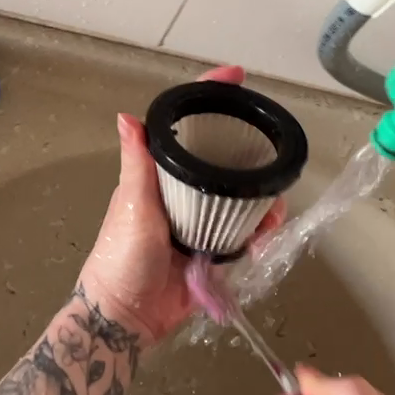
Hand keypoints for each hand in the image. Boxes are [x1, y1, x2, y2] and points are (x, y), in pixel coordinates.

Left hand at [77, 65, 283, 347]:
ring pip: (239, 196)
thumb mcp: (131, 205)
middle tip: (272, 164)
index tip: (237, 77)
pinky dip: (259, 233)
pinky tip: (266, 239)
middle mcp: (181, 191)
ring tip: (271, 212)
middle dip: (250, 158)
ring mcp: (199, 220)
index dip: (208, 96)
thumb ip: (136, 163)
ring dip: (260, 200)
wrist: (128, 317)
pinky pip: (243, 233)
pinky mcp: (213, 250)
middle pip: (222, 159)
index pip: (184, 127)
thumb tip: (126, 116)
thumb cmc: (122, 255)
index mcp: (158, 173)